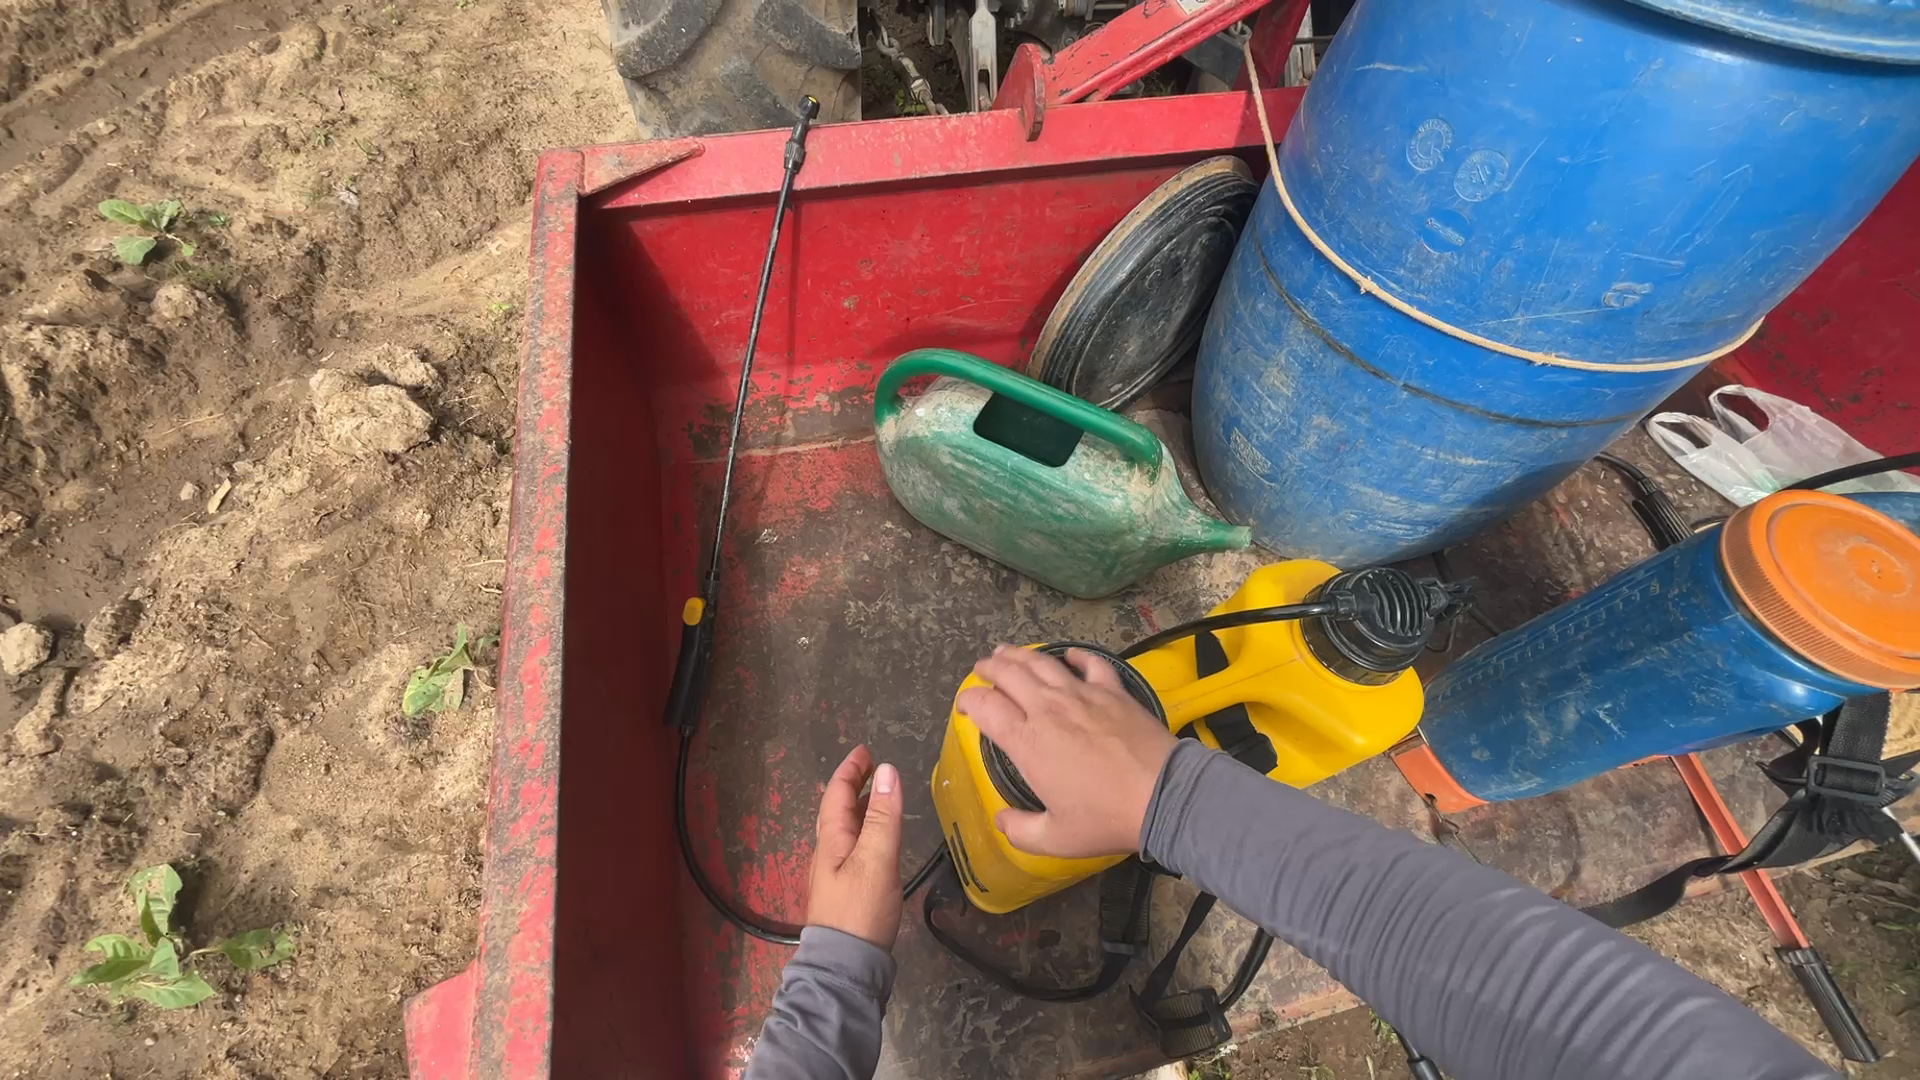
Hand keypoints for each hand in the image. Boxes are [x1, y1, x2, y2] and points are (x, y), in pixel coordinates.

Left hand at [806, 745, 904, 948]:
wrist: (846, 970)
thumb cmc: (860, 910)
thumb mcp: (876, 859)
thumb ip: (883, 817)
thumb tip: (887, 770)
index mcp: (832, 840)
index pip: (837, 794)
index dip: (850, 770)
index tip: (865, 751)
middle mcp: (829, 852)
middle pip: (838, 809)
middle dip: (854, 784)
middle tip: (872, 766)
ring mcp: (835, 874)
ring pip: (846, 829)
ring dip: (861, 806)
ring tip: (879, 795)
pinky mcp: (848, 891)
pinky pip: (855, 847)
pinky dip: (867, 830)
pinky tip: (880, 840)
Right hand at [956, 646, 1176, 858]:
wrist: (1162, 796)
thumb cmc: (1105, 817)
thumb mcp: (1056, 839)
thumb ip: (1020, 830)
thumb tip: (1000, 821)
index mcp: (1027, 741)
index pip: (985, 707)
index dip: (968, 701)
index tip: (965, 705)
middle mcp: (1048, 708)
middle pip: (1009, 674)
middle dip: (989, 668)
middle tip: (982, 668)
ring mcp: (1081, 694)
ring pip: (1041, 662)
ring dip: (1019, 654)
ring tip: (1006, 651)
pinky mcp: (1112, 690)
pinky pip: (1090, 663)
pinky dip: (1076, 656)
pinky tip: (1069, 654)